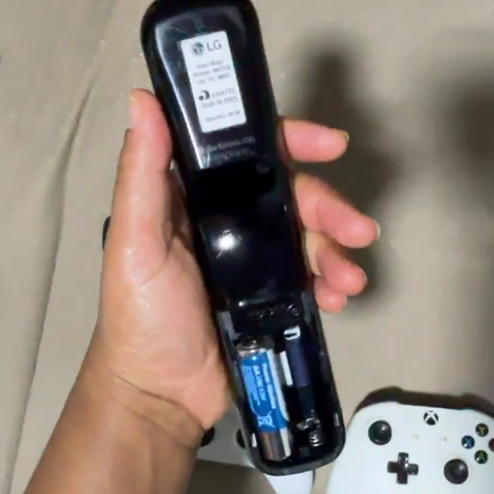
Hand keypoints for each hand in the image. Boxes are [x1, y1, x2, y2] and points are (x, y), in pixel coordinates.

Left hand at [86, 89, 378, 446]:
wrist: (160, 395)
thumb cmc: (141, 316)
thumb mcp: (135, 243)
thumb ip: (141, 174)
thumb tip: (143, 98)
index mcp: (195, 198)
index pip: (246, 153)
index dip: (290, 141)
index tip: (329, 143)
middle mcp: (227, 221)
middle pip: (289, 194)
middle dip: (329, 206)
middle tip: (359, 229)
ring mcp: (252, 261)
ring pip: (307, 236)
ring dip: (336, 251)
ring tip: (350, 280)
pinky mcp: (271, 297)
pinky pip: (310, 278)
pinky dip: (330, 283)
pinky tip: (338, 298)